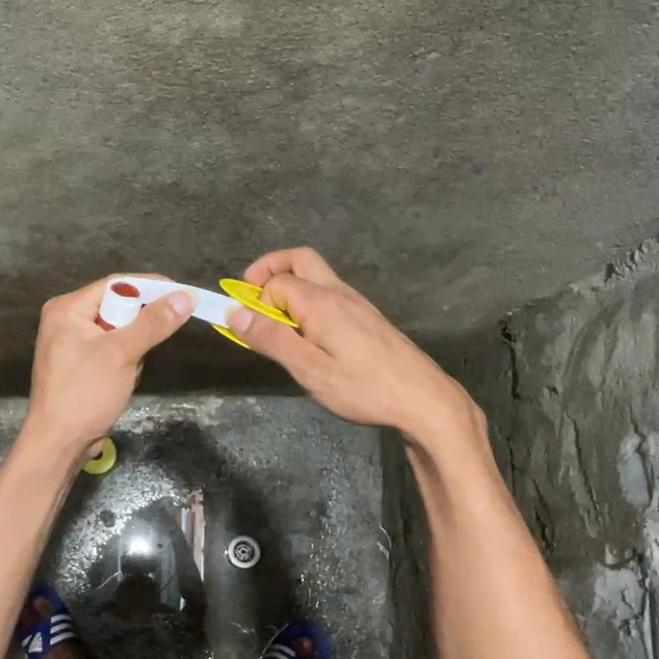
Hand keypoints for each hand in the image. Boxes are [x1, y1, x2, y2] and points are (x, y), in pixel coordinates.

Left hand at [23, 275, 193, 455]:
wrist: (59, 443)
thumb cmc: (84, 393)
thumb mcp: (122, 354)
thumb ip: (153, 323)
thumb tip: (186, 296)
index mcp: (67, 309)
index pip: (115, 285)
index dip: (150, 287)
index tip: (182, 294)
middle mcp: (67, 321)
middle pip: (118, 309)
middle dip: (138, 330)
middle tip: (144, 348)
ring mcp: (72, 346)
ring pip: (120, 334)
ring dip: (132, 352)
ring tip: (125, 373)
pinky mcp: (81, 367)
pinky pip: (113, 354)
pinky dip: (125, 365)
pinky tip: (120, 385)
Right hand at [228, 247, 483, 440]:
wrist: (423, 399)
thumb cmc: (363, 387)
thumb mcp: (309, 369)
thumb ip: (271, 339)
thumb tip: (235, 312)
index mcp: (321, 302)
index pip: (275, 283)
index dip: (254, 300)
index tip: (244, 327)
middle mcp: (338, 293)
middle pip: (298, 259)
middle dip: (268, 270)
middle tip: (250, 297)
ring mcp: (355, 303)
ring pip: (315, 276)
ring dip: (288, 286)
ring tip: (274, 321)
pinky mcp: (365, 317)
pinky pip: (328, 294)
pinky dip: (306, 300)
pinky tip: (305, 334)